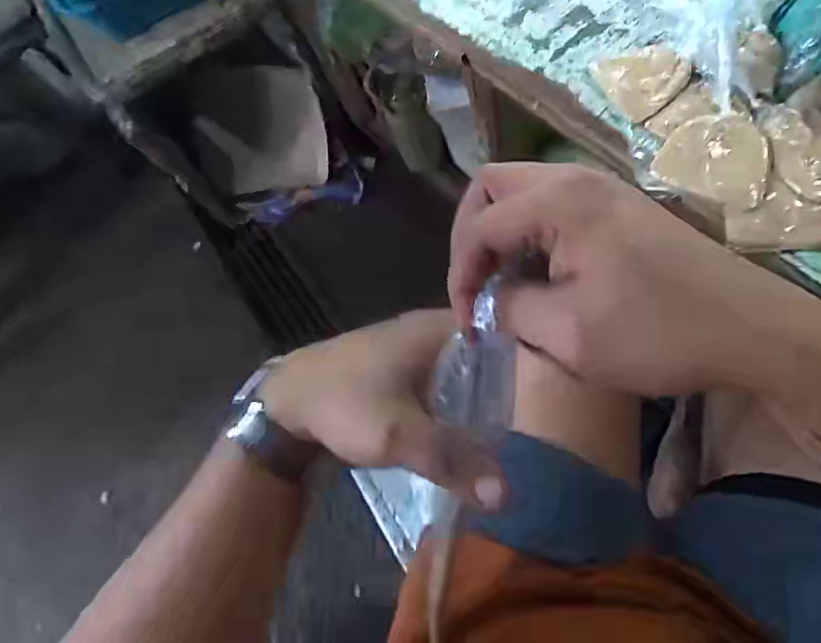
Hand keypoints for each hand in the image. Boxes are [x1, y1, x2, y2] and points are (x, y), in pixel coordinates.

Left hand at [260, 311, 503, 510]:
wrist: (285, 401)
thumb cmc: (344, 403)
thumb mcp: (398, 435)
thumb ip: (451, 459)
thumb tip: (506, 493)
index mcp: (436, 327)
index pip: (497, 331)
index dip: (520, 359)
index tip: (535, 397)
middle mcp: (429, 327)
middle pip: (480, 354)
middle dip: (498, 388)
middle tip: (519, 425)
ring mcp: (412, 344)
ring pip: (459, 368)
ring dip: (473, 396)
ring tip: (496, 432)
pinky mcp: (398, 364)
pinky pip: (440, 377)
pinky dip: (451, 399)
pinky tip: (458, 428)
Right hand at [447, 163, 766, 397]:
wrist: (750, 325)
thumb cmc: (658, 331)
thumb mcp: (569, 334)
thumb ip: (511, 308)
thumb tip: (491, 298)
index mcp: (559, 201)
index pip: (480, 224)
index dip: (461, 274)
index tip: (469, 322)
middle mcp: (576, 178)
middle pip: (494, 185)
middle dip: (473, 234)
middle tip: (478, 284)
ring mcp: (602, 186)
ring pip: (525, 190)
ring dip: (504, 231)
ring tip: (507, 281)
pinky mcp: (620, 203)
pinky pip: (555, 202)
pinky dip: (534, 231)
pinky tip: (545, 272)